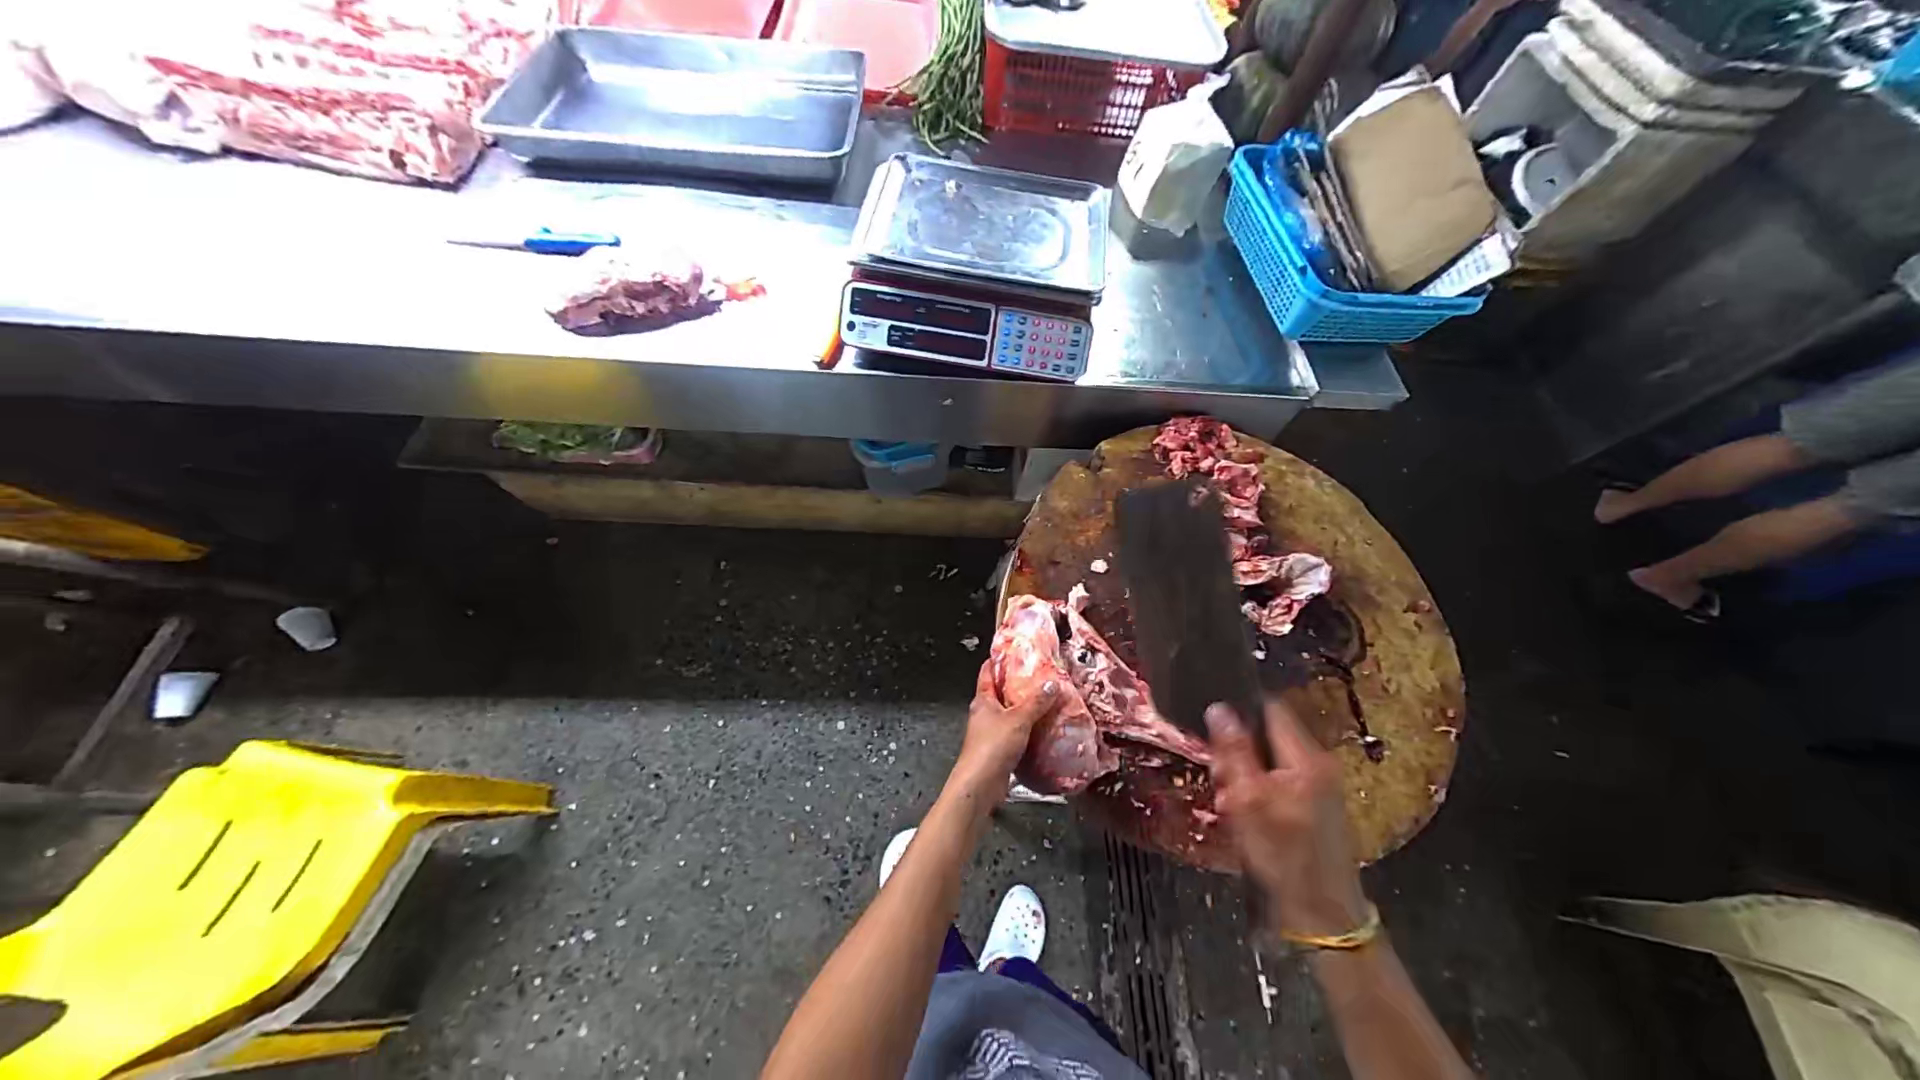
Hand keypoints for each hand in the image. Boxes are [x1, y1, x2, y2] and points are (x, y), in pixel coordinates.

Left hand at [950, 662, 1059, 797]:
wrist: (980, 785)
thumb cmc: (992, 747)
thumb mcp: (1018, 719)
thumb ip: (1036, 702)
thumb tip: (1051, 683)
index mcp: (982, 700)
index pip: (987, 673)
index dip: (997, 660)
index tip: (1012, 651)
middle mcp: (983, 714)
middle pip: (1000, 693)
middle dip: (1017, 685)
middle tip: (1038, 677)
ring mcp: (989, 733)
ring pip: (1008, 715)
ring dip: (1024, 709)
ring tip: (1046, 702)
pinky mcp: (998, 750)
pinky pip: (1015, 734)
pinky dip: (1027, 730)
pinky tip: (1042, 730)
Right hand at [1206, 699, 1368, 938]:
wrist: (1323, 915)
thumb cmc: (1284, 857)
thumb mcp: (1248, 801)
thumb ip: (1234, 751)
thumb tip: (1219, 709)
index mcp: (1306, 758)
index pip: (1270, 708)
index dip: (1239, 713)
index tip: (1215, 733)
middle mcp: (1319, 764)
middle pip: (1267, 736)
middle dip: (1238, 753)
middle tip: (1222, 781)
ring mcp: (1322, 786)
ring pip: (1271, 761)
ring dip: (1245, 776)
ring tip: (1232, 804)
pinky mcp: (1318, 805)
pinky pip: (1281, 781)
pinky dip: (1260, 792)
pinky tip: (1248, 816)